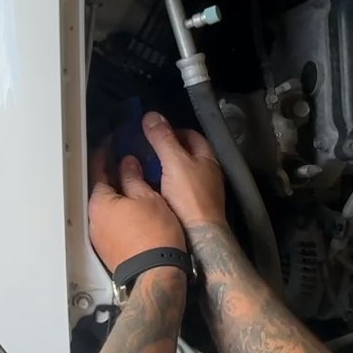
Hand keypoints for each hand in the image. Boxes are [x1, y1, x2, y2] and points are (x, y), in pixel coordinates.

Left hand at [89, 151, 185, 271]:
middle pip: (99, 188)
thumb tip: (128, 165)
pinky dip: (119, 212)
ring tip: (133, 184)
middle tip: (123, 161)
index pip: (97, 169)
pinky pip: (111, 222)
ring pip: (105, 206)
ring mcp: (99, 236)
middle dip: (111, 174)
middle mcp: (93, 219)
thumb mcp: (148, 198)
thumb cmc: (154, 238)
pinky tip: (134, 211)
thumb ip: (134, 178)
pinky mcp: (108, 249)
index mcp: (99, 203)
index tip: (110, 143)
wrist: (155, 275)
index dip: (105, 152)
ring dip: (116, 194)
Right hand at [139, 112, 226, 229]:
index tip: (156, 131)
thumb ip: (163, 139)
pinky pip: (175, 189)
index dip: (175, 130)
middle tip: (146, 148)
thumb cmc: (191, 198)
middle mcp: (207, 174)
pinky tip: (150, 188)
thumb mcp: (175, 163)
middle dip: (167, 149)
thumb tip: (151, 116)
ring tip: (144, 166)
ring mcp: (200, 192)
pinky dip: (163, 185)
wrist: (198, 236)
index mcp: (208, 159)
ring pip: (179, 173)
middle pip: (186, 154)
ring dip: (163, 168)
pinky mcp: (190, 208)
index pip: (192, 136)